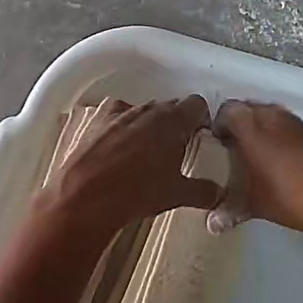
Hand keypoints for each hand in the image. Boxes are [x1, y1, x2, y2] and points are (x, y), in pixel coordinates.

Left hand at [33, 96, 219, 241]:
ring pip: (145, 110)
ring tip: (148, 151)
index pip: (197, 104)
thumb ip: (203, 191)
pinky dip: (122, 124)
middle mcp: (149, 111)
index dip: (201, 118)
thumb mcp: (177, 194)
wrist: (84, 198)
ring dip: (150, 124)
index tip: (201, 134)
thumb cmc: (135, 192)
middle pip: (171, 106)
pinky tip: (120, 144)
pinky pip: (117, 115)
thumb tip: (217, 194)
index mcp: (174, 121)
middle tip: (178, 147)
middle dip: (177, 122)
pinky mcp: (98, 122)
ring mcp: (121, 114)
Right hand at [211, 100, 302, 235]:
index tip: (217, 143)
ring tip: (257, 156)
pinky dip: (280, 136)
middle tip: (234, 150)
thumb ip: (229, 209)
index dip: (219, 125)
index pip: (228, 110)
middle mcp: (273, 116)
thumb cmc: (287, 196)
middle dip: (240, 125)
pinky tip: (282, 161)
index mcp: (252, 125)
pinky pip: (288, 126)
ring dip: (261, 129)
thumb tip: (213, 222)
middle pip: (249, 110)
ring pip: (271, 116)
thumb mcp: (253, 204)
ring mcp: (296, 121)